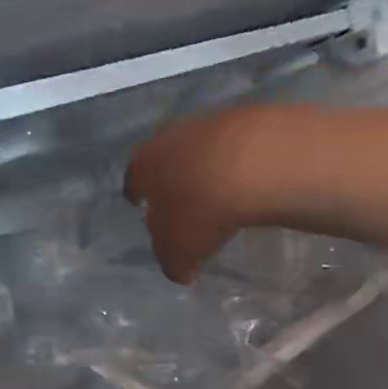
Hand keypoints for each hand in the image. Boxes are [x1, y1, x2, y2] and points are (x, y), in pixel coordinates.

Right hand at [124, 108, 281, 283]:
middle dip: (172, 180)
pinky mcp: (245, 118)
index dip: (137, 196)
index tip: (142, 205)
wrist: (254, 164)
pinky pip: (234, 146)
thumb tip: (181, 271)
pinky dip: (236, 162)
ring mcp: (208, 123)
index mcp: (144, 168)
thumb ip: (174, 264)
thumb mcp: (179, 253)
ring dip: (205, 169)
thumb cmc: (200, 212)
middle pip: (165, 160)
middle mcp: (169, 138)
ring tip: (219, 194)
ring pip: (199, 150)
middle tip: (183, 202)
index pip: (133, 182)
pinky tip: (248, 181)